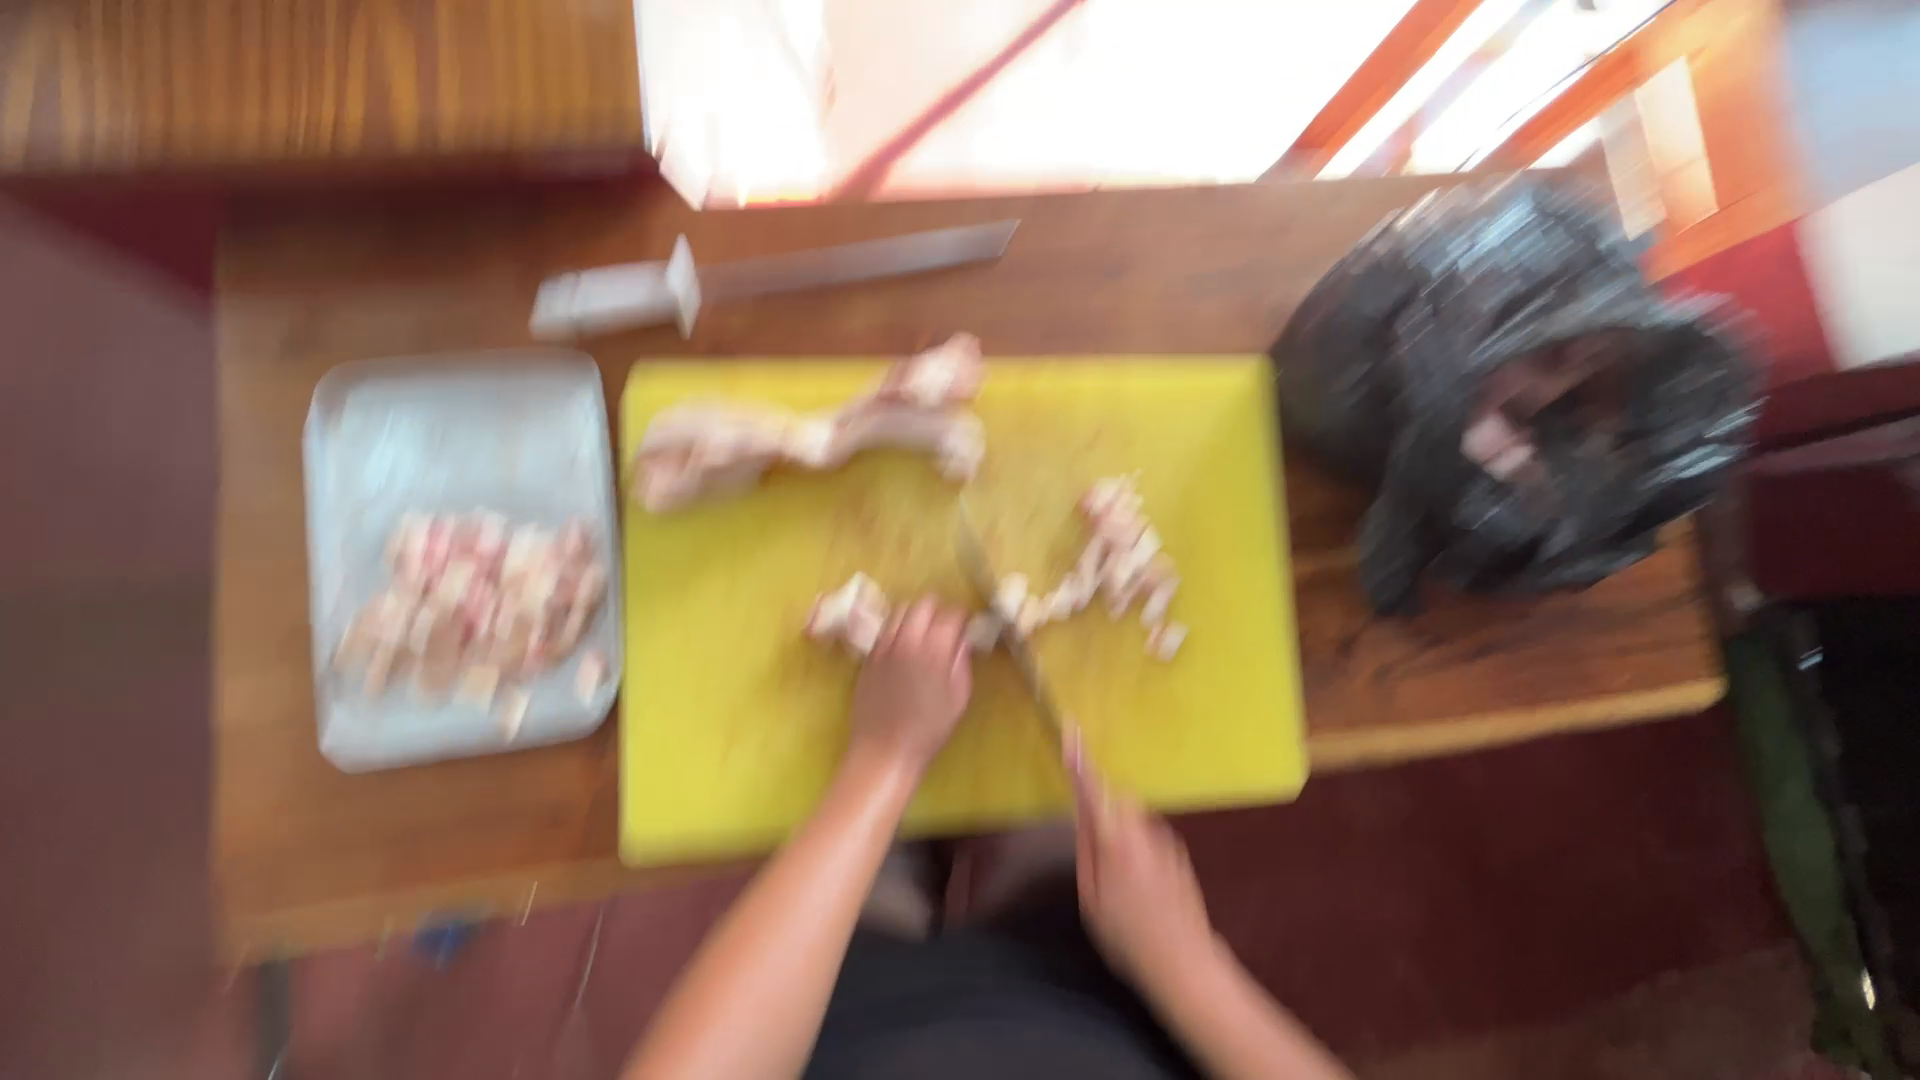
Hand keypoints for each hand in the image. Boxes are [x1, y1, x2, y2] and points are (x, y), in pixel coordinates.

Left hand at [846, 596, 972, 778]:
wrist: (884, 749)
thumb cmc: (928, 730)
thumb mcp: (958, 699)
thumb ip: (961, 664)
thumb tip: (961, 641)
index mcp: (934, 651)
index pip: (951, 615)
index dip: (962, 616)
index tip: (966, 625)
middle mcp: (907, 641)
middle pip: (923, 604)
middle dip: (938, 610)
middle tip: (944, 626)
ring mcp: (884, 647)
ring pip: (900, 612)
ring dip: (915, 616)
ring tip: (922, 633)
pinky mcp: (868, 656)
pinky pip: (884, 631)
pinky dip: (897, 631)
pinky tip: (903, 647)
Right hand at [1073, 763, 1215, 990]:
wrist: (1185, 964)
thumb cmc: (1127, 937)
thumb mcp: (1090, 899)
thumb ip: (1086, 850)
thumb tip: (1082, 814)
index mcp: (1115, 842)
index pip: (1093, 791)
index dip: (1081, 762)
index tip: (1071, 735)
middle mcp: (1143, 833)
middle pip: (1119, 798)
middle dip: (1105, 809)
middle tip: (1095, 846)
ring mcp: (1166, 842)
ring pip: (1136, 817)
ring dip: (1123, 830)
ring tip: (1120, 878)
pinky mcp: (1180, 854)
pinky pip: (1151, 837)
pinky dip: (1140, 847)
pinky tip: (1142, 886)